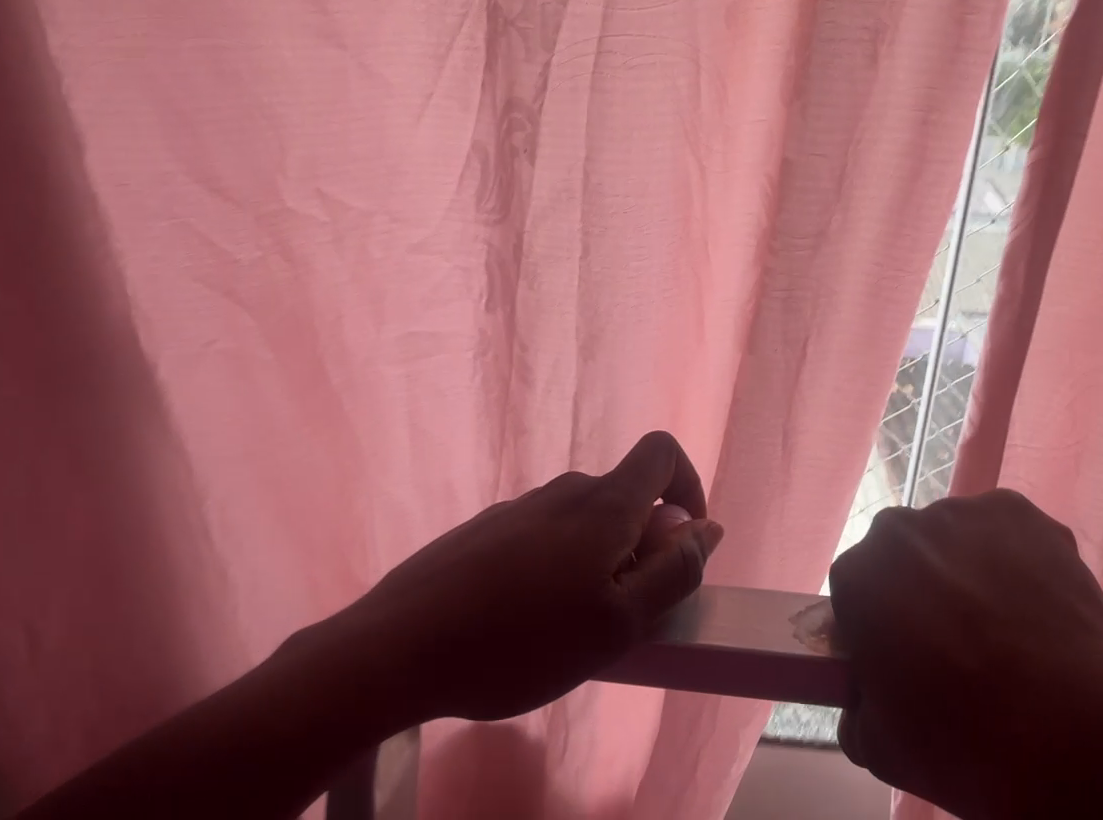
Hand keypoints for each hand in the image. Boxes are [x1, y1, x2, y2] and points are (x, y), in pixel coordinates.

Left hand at [315, 431, 724, 728]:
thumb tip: (707, 528)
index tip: (682, 543)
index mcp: (602, 506)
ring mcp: (516, 509)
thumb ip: (673, 573)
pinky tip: (520, 622)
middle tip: (623, 612)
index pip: (661, 452)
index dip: (689, 485)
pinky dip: (554, 567)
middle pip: (622, 496)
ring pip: (580, 522)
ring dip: (596, 560)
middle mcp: (562, 492)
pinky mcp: (481, 532)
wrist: (394, 650)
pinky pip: (540, 537)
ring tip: (568, 626)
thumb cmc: (521, 643)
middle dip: (641, 544)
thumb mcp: (618, 625)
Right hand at [829, 489, 1102, 819]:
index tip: (901, 660)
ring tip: (1004, 630)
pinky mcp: (1024, 514)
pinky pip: (1006, 534)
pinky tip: (1034, 608)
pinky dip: (1015, 561)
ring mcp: (966, 514)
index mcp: (858, 574)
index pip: (854, 592)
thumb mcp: (878, 747)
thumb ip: (857, 707)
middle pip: (901, 556)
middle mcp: (902, 529)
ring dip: (965, 571)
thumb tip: (869, 696)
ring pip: (954, 540)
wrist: (1072, 731)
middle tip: (952, 647)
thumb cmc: (963, 740)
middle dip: (917, 591)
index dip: (875, 627)